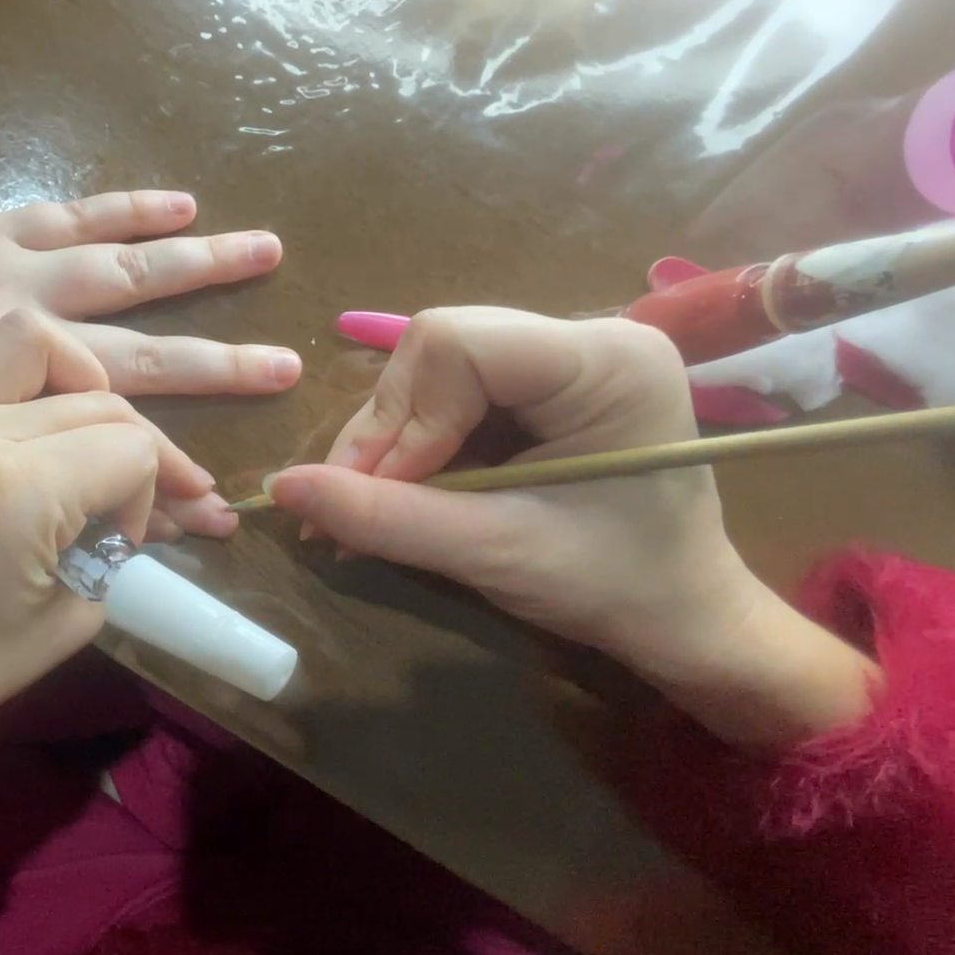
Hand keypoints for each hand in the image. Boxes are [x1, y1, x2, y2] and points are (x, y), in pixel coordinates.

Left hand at [0, 192, 294, 527]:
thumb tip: (96, 546)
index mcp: (7, 444)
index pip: (124, 455)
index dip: (163, 487)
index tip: (197, 514)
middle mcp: (23, 358)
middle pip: (145, 362)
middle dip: (223, 371)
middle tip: (288, 367)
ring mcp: (8, 286)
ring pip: (122, 273)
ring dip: (201, 265)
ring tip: (268, 249)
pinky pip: (67, 221)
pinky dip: (125, 210)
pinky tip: (177, 202)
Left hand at [0, 310, 193, 770]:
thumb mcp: (78, 612)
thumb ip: (121, 533)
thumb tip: (157, 490)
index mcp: (19, 491)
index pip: (130, 449)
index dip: (149, 495)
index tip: (121, 541)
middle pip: (94, 397)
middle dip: (133, 447)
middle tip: (124, 500)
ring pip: (27, 339)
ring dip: (73, 373)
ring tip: (83, 423)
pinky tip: (4, 386)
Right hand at [270, 308, 872, 748]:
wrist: (674, 615)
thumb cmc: (610, 584)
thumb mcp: (491, 552)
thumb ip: (385, 517)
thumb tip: (280, 487)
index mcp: (602, 360)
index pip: (455, 342)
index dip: (403, 418)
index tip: (391, 494)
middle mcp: (579, 339)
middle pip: (431, 351)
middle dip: (384, 433)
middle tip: (355, 508)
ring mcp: (554, 360)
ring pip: (423, 375)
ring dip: (383, 447)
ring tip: (364, 514)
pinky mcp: (531, 389)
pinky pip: (437, 398)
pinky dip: (403, 451)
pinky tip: (391, 498)